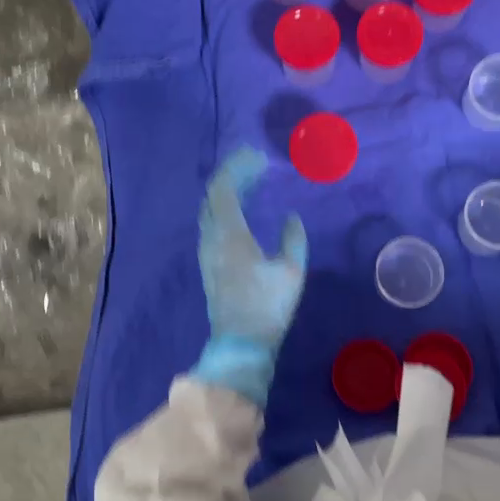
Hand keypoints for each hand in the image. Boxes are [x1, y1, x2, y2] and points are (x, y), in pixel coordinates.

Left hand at [188, 148, 306, 406]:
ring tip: (253, 182)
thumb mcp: (291, 271)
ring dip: (229, 191)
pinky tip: (244, 210)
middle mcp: (211, 238)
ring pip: (211, 210)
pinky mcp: (209, 264)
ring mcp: (207, 252)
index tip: (258, 156)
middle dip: (233, 175)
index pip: (223, 189)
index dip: (238, 167)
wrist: (241, 344)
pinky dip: (227, 208)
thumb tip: (290, 218)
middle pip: (213, 196)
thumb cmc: (267, 307)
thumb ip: (292, 239)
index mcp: (229, 235)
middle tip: (257, 165)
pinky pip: (213, 223)